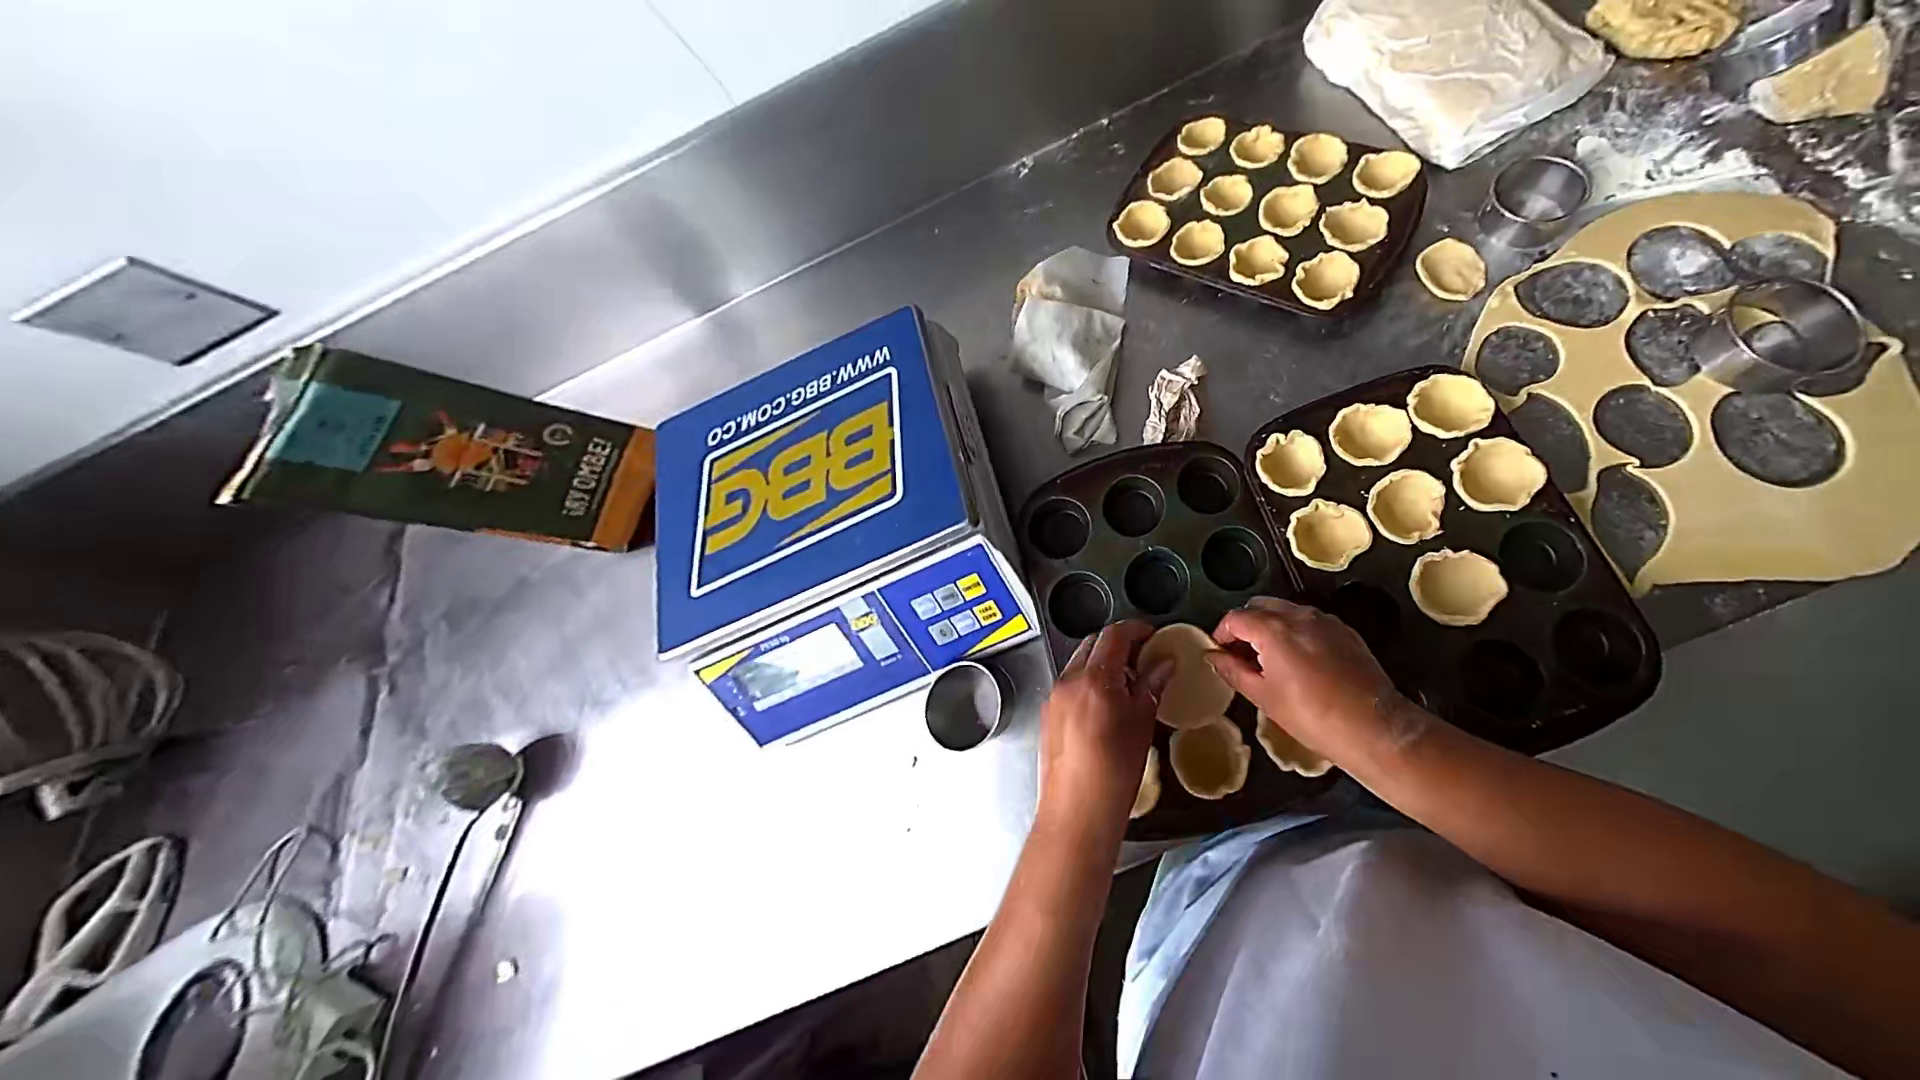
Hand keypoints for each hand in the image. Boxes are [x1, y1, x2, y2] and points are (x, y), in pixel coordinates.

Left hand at [1037, 620, 1170, 827]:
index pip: (1114, 634)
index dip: (1136, 629)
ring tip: (1127, 684)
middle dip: (1118, 644)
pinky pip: (1069, 685)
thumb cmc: (1112, 774)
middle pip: (1093, 644)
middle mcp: (1068, 681)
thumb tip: (1162, 665)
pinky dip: (1087, 683)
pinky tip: (1105, 705)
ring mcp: (1054, 697)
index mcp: (1094, 678)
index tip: (1150, 634)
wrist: (1076, 812)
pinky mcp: (1047, 713)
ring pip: (1079, 663)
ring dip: (1102, 664)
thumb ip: (1151, 686)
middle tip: (1143, 658)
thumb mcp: (1142, 724)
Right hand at [1206, 596, 1431, 769]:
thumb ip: (1231, 670)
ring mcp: (1325, 621)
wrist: (1374, 729)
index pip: (1235, 618)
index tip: (1219, 652)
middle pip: (1259, 605)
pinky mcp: (1345, 632)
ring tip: (1268, 657)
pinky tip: (1298, 660)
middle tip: (1240, 653)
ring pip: (1285, 610)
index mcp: (1273, 629)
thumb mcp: (1262, 696)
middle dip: (1245, 624)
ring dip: (1270, 625)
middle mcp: (1299, 616)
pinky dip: (1295, 631)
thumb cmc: (1311, 716)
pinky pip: (1310, 621)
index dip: (1221, 633)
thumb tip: (1214, 656)